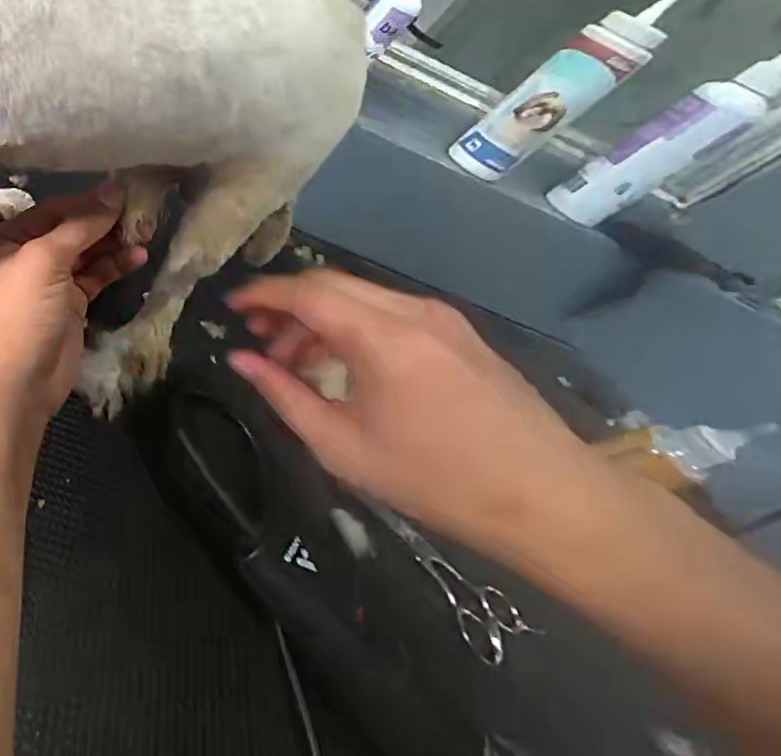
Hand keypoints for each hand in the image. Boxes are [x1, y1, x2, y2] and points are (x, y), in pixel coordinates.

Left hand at [0, 183, 147, 426]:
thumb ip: (81, 225)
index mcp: (5, 240)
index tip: (125, 192)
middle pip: (71, 230)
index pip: (52, 211)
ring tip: (146, 232)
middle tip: (142, 213)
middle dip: (105, 223)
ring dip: (114, 243)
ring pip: (86, 254)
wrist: (16, 385)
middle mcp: (24, 258)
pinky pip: (94, 277)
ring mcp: (48, 283)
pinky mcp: (69, 306)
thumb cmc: (20, 313)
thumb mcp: (45, 260)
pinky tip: (139, 257)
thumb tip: (114, 189)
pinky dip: (115, 266)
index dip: (87, 202)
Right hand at [226, 270, 620, 561]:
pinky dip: (353, 324)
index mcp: (383, 336)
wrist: (548, 498)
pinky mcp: (456, 329)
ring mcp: (439, 316)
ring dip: (320, 316)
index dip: (262, 295)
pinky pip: (388, 311)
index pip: (307, 292)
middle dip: (287, 305)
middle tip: (259, 340)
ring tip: (295, 360)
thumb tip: (242, 362)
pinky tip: (343, 361)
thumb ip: (284, 396)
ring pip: (360, 295)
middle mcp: (411, 310)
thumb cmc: (437, 480)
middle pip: (331, 283)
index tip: (232, 308)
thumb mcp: (344, 448)